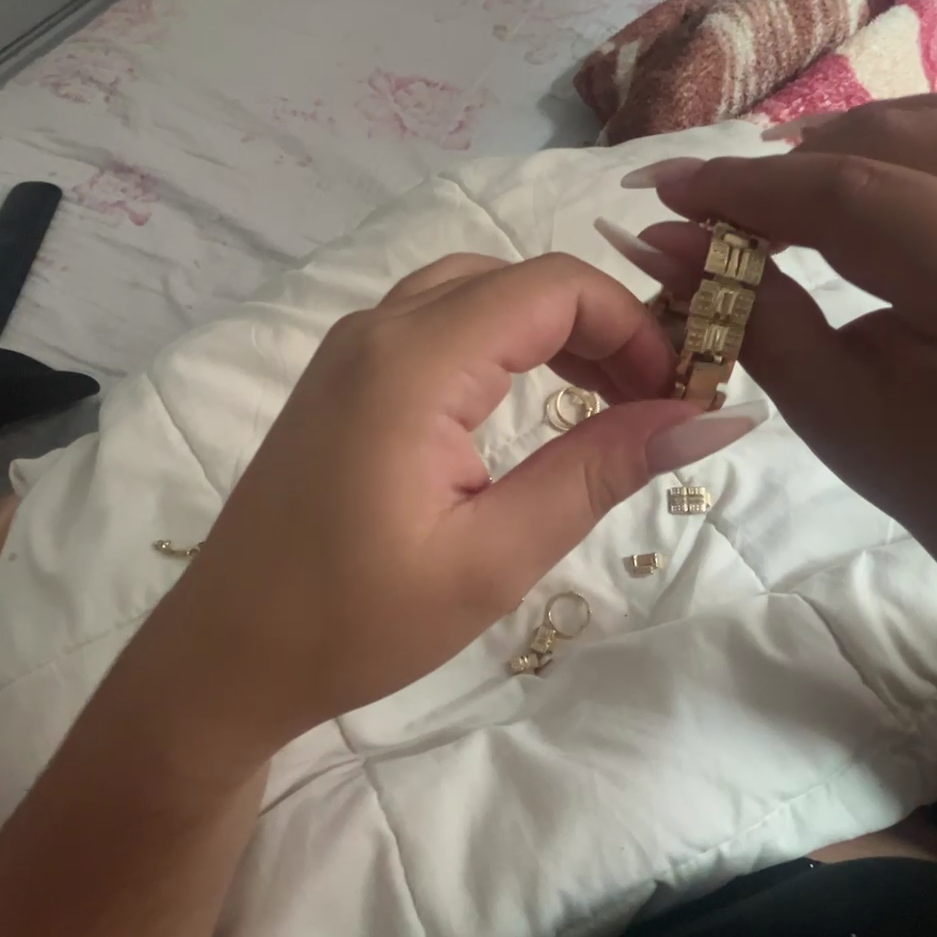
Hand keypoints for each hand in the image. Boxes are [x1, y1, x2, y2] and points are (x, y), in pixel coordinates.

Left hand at [152, 252, 765, 771]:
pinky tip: (524, 397)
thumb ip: (598, 471)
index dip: (631, 327)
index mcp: (412, 362)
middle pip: (516, 279)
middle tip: (649, 399)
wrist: (228, 657)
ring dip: (548, 329)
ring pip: (474, 294)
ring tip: (602, 394)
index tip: (675, 396)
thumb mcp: (494, 556)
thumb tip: (708, 420)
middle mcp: (376, 329)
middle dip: (598, 324)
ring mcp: (348, 349)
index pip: (553, 287)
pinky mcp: (338, 379)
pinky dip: (497, 342)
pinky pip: (435, 324)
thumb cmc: (356, 623)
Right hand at [610, 95, 936, 565]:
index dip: (751, 188)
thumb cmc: (916, 465)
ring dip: (829, 148)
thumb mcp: (820, 401)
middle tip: (708, 205)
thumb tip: (662, 238)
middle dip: (783, 168)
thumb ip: (748, 311)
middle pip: (895, 142)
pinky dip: (881, 143)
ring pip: (929, 122)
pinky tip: (830, 175)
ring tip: (762, 197)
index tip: (669, 189)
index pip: (858, 200)